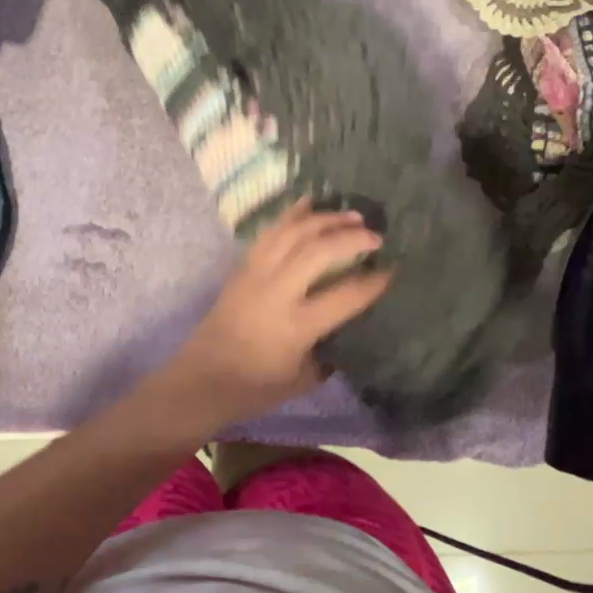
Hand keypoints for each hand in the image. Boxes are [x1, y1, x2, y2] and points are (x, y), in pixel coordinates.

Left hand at [149, 200, 389, 437]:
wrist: (200, 381)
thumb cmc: (254, 389)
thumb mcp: (302, 380)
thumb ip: (328, 351)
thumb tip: (350, 327)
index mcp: (295, 327)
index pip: (344, 296)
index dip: (372, 282)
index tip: (392, 270)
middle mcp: (276, 293)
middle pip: (318, 251)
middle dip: (351, 238)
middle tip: (376, 236)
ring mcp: (256, 275)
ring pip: (293, 233)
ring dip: (325, 219)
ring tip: (351, 214)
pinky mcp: (242, 267)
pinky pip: (270, 232)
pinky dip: (292, 214)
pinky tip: (311, 203)